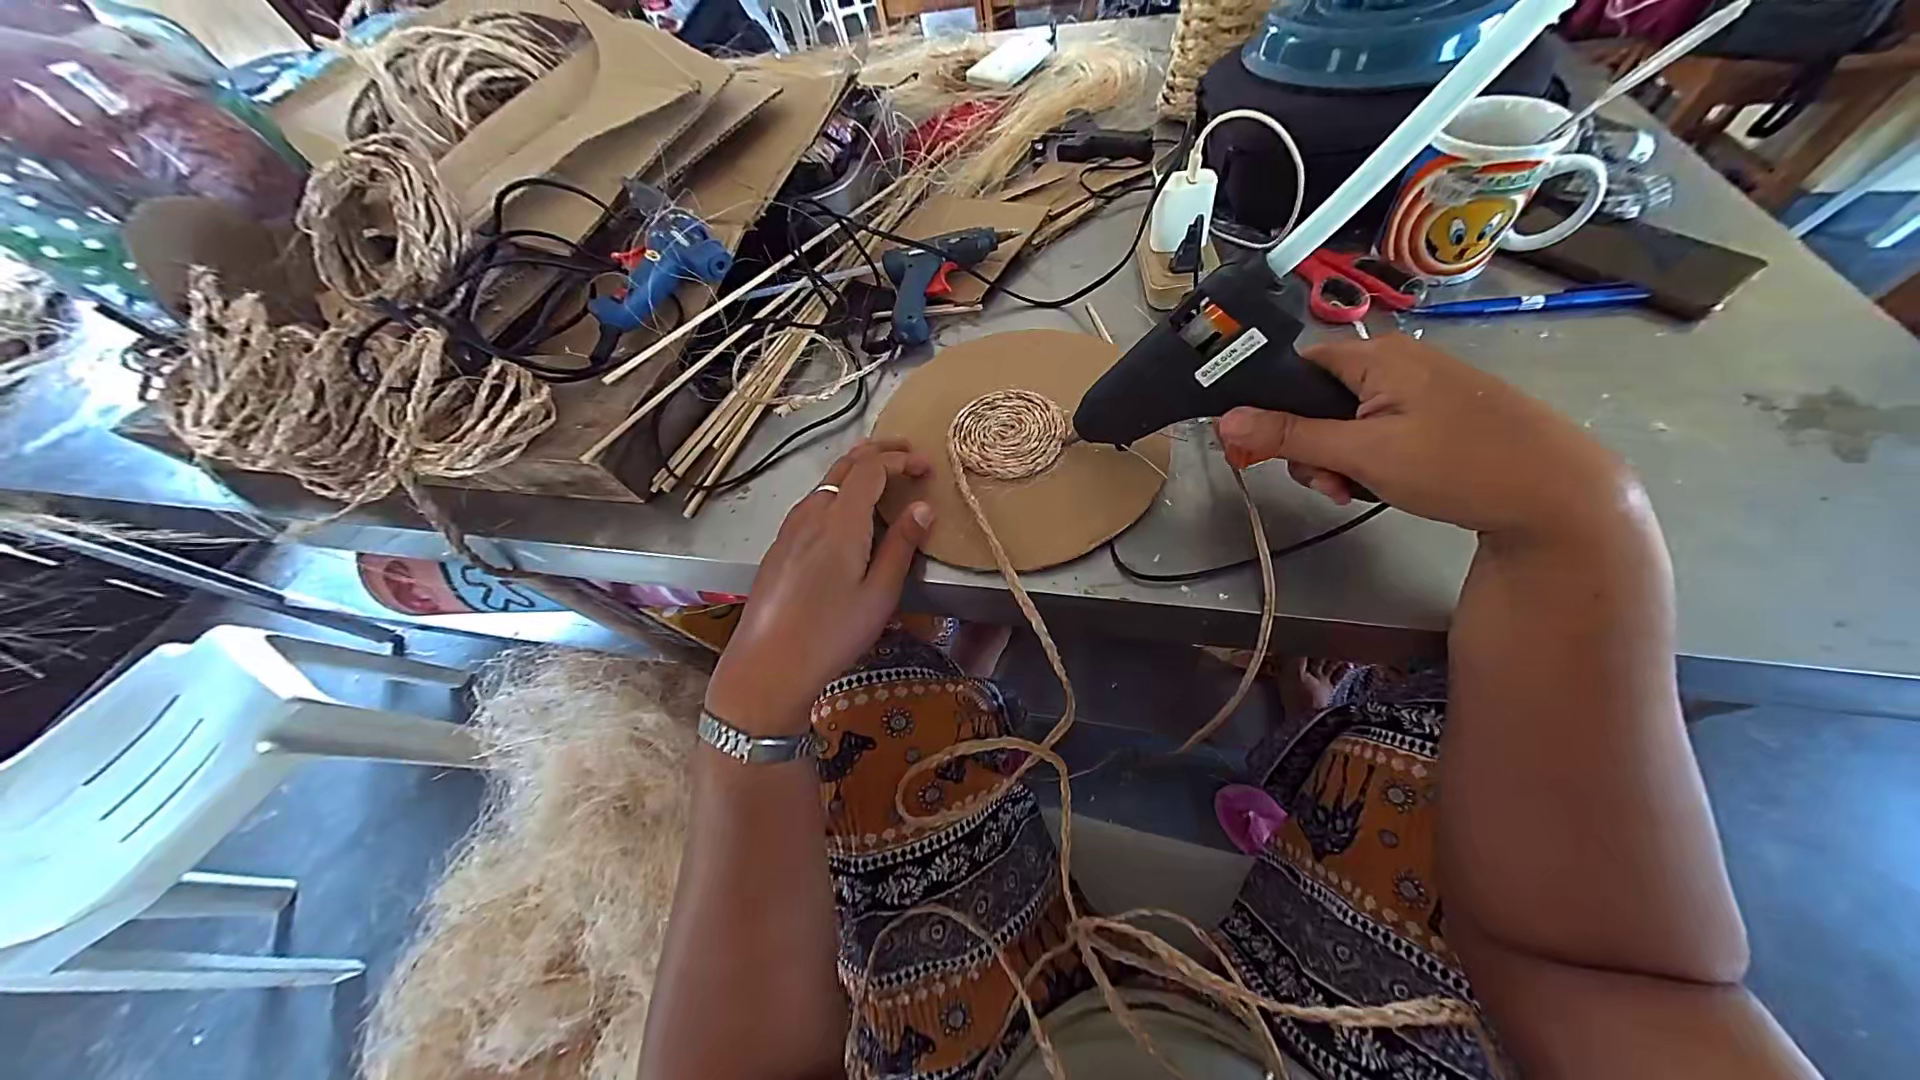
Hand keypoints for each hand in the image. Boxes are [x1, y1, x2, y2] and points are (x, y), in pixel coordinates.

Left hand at [705, 438, 935, 734]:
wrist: (767, 666)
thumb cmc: (832, 634)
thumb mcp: (880, 594)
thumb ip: (902, 545)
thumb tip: (923, 508)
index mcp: (840, 521)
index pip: (871, 468)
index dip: (900, 459)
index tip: (926, 466)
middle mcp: (811, 514)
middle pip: (845, 464)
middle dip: (878, 450)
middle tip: (907, 452)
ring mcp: (790, 528)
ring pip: (826, 481)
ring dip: (856, 469)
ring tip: (882, 475)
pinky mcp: (780, 545)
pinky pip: (813, 502)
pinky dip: (838, 490)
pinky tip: (846, 511)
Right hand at [1216, 334, 1640, 538]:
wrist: (1559, 497)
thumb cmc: (1458, 464)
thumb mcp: (1362, 453)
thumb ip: (1289, 436)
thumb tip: (1225, 421)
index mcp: (1378, 357)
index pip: (1295, 367)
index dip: (1268, 406)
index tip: (1257, 447)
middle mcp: (1395, 364)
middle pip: (1316, 401)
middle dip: (1307, 447)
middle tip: (1325, 482)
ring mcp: (1417, 392)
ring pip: (1342, 424)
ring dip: (1333, 461)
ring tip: (1354, 490)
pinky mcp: (1431, 417)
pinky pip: (1373, 433)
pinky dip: (1363, 462)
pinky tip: (1374, 486)